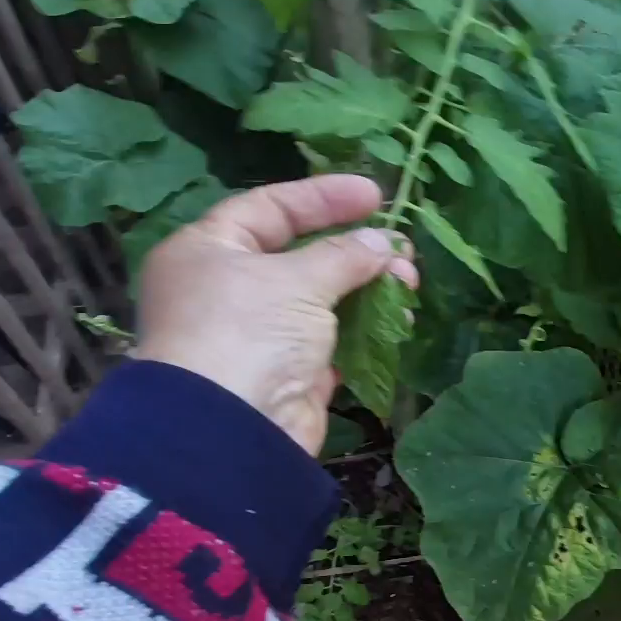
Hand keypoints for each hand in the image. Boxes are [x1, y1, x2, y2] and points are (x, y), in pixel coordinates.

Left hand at [133, 174, 417, 454]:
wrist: (234, 426)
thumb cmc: (248, 332)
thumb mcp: (296, 280)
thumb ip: (342, 255)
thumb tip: (382, 242)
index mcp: (211, 250)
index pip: (270, 208)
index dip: (322, 197)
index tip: (374, 194)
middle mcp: (233, 288)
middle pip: (304, 256)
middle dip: (357, 251)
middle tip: (404, 249)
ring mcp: (265, 334)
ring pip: (326, 300)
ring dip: (369, 290)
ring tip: (409, 285)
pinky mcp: (294, 373)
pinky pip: (337, 341)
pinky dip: (367, 330)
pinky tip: (397, 321)